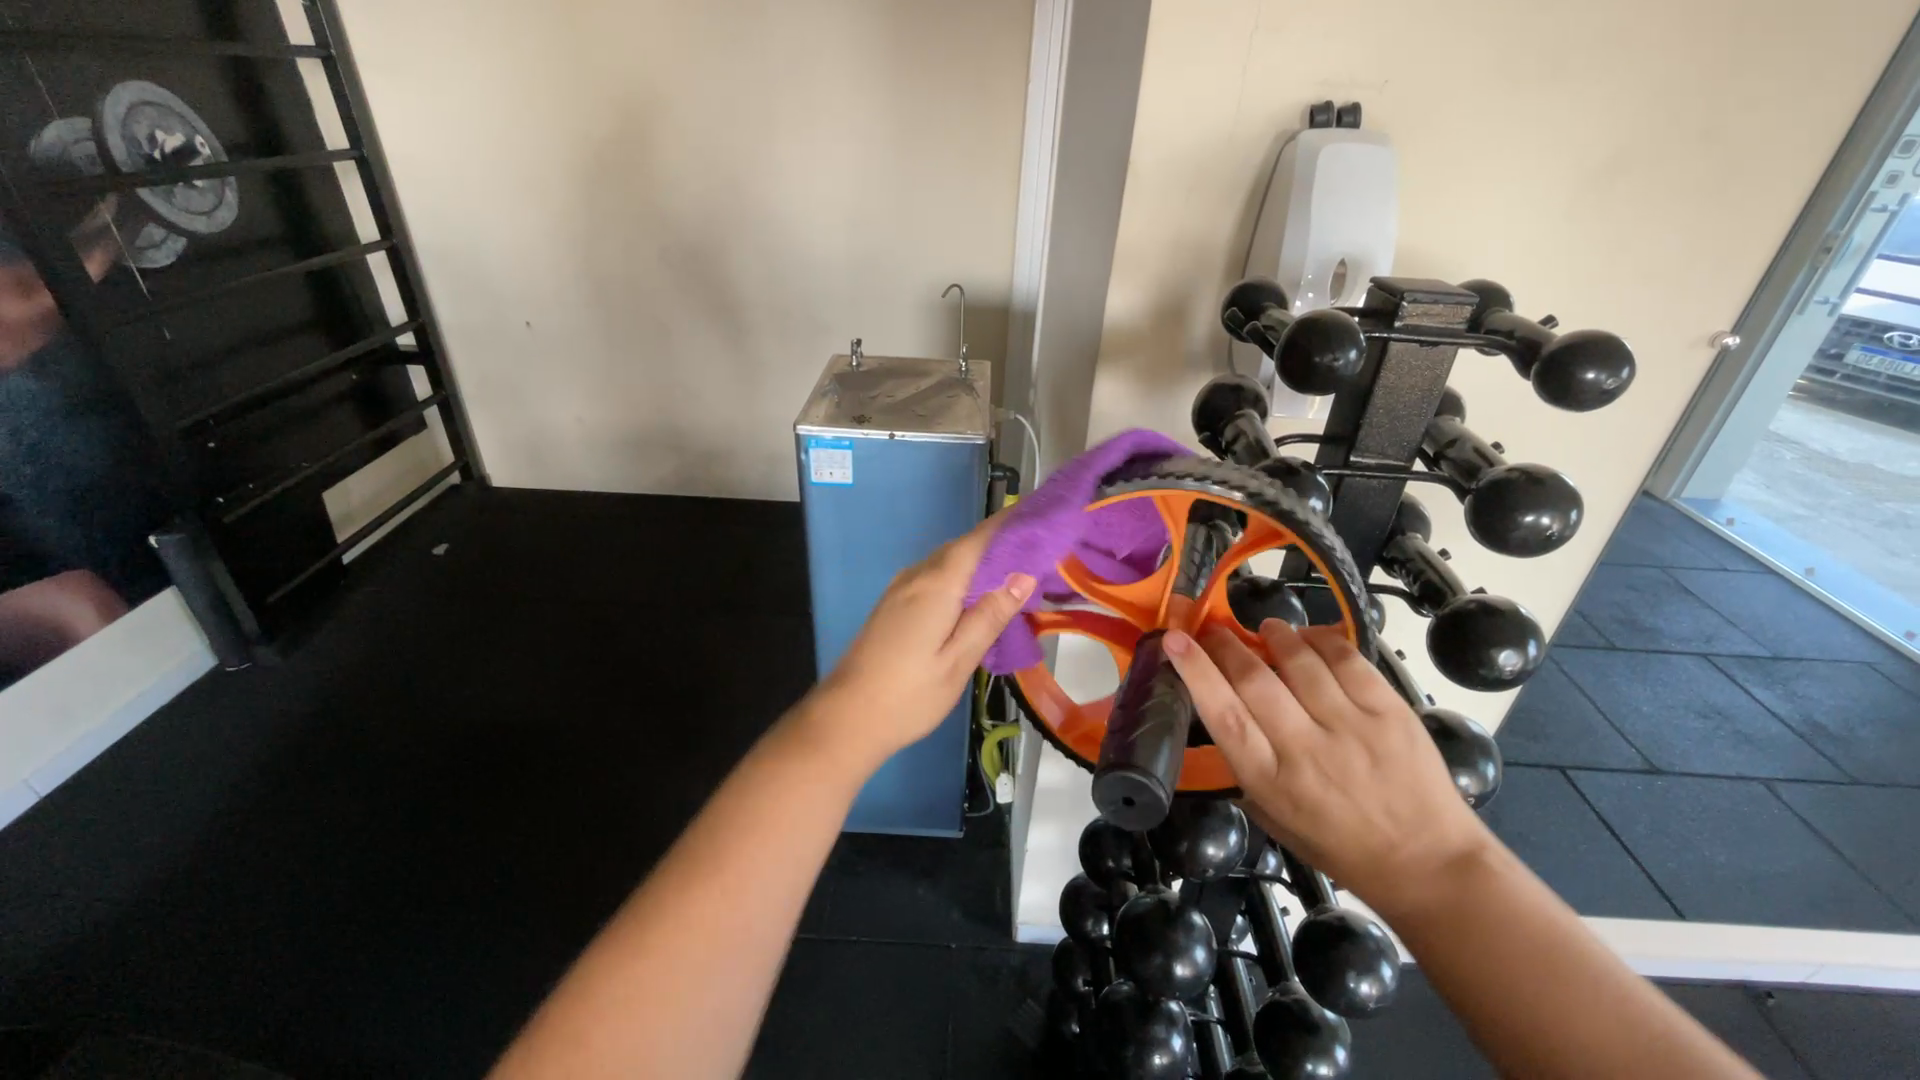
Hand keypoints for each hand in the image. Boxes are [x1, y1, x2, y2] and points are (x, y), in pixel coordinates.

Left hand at [800, 515, 1033, 772]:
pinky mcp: (894, 605)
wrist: (846, 718)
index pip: (980, 540)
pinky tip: (980, 597)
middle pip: (964, 547)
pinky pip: (936, 578)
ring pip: (949, 562)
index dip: (1011, 524)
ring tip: (1020, 572)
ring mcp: (901, 589)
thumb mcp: (958, 661)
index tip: (1043, 514)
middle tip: (1044, 549)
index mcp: (936, 585)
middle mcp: (916, 576)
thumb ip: (990, 616)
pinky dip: (963, 578)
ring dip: (982, 561)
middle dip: (1002, 542)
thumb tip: (1022, 576)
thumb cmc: (908, 696)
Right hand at [1163, 621, 1493, 913]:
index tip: (1175, 640)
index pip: (1223, 714)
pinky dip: (1321, 639)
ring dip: (1274, 635)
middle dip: (1227, 644)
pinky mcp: (1390, 711)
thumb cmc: (1338, 845)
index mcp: (1271, 780)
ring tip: (1266, 629)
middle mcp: (1306, 749)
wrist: (1426, 861)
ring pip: (1300, 660)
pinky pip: (1347, 659)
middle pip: (1255, 679)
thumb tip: (1221, 711)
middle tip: (1214, 630)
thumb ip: (1244, 767)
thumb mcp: (1273, 818)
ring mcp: (1352, 726)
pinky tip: (1309, 637)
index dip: (1195, 671)